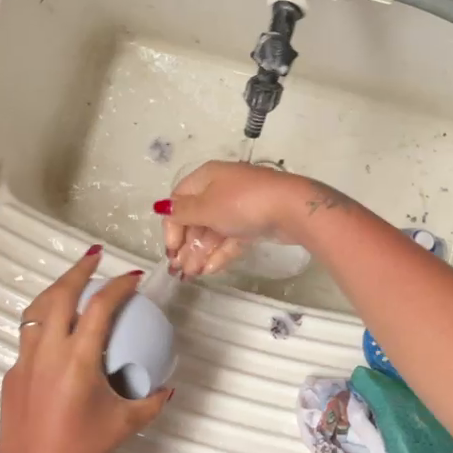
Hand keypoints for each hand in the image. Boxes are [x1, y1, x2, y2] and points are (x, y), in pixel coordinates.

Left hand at [0, 246, 171, 452]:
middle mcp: (49, 350)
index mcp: (78, 358)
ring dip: (56, 289)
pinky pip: (29, 336)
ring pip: (37, 310)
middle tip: (96, 257)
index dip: (118, 286)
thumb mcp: (125, 424)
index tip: (133, 277)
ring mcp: (26, 359)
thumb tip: (169, 387)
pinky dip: (45, 321)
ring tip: (72, 282)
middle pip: (60, 294)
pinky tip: (57, 330)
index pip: (100, 307)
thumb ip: (152, 403)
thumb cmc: (80, 447)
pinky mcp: (13, 372)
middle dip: (79, 271)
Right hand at [160, 161, 349, 276]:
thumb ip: (182, 211)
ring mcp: (239, 207)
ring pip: (213, 231)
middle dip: (186, 244)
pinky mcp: (254, 224)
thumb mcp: (206, 207)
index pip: (180, 200)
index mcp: (207, 178)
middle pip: (196, 218)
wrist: (291, 209)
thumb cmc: (242, 203)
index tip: (171, 249)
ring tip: (192, 275)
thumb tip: (162, 207)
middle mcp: (221, 189)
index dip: (172, 225)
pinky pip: (231, 239)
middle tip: (179, 269)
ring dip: (200, 253)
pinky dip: (220, 253)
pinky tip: (209, 270)